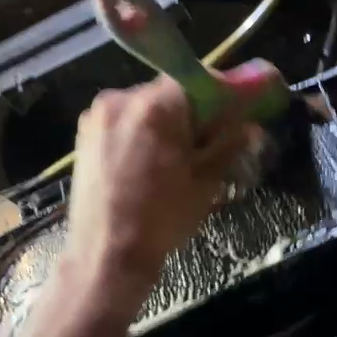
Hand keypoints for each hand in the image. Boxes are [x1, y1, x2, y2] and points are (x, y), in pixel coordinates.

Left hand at [63, 65, 267, 286]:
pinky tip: (150, 164)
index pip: (199, 80)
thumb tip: (251, 127)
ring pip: (146, 106)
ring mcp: (98, 115)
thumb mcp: (205, 184)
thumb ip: (228, 146)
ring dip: (167, 123)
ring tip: (177, 159)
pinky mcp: (85, 135)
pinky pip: (125, 121)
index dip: (222, 93)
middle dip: (193, 111)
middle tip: (210, 140)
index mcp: (156, 107)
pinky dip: (143, 133)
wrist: (105, 256)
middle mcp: (122, 99)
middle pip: (170, 91)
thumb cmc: (161, 221)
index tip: (238, 110)